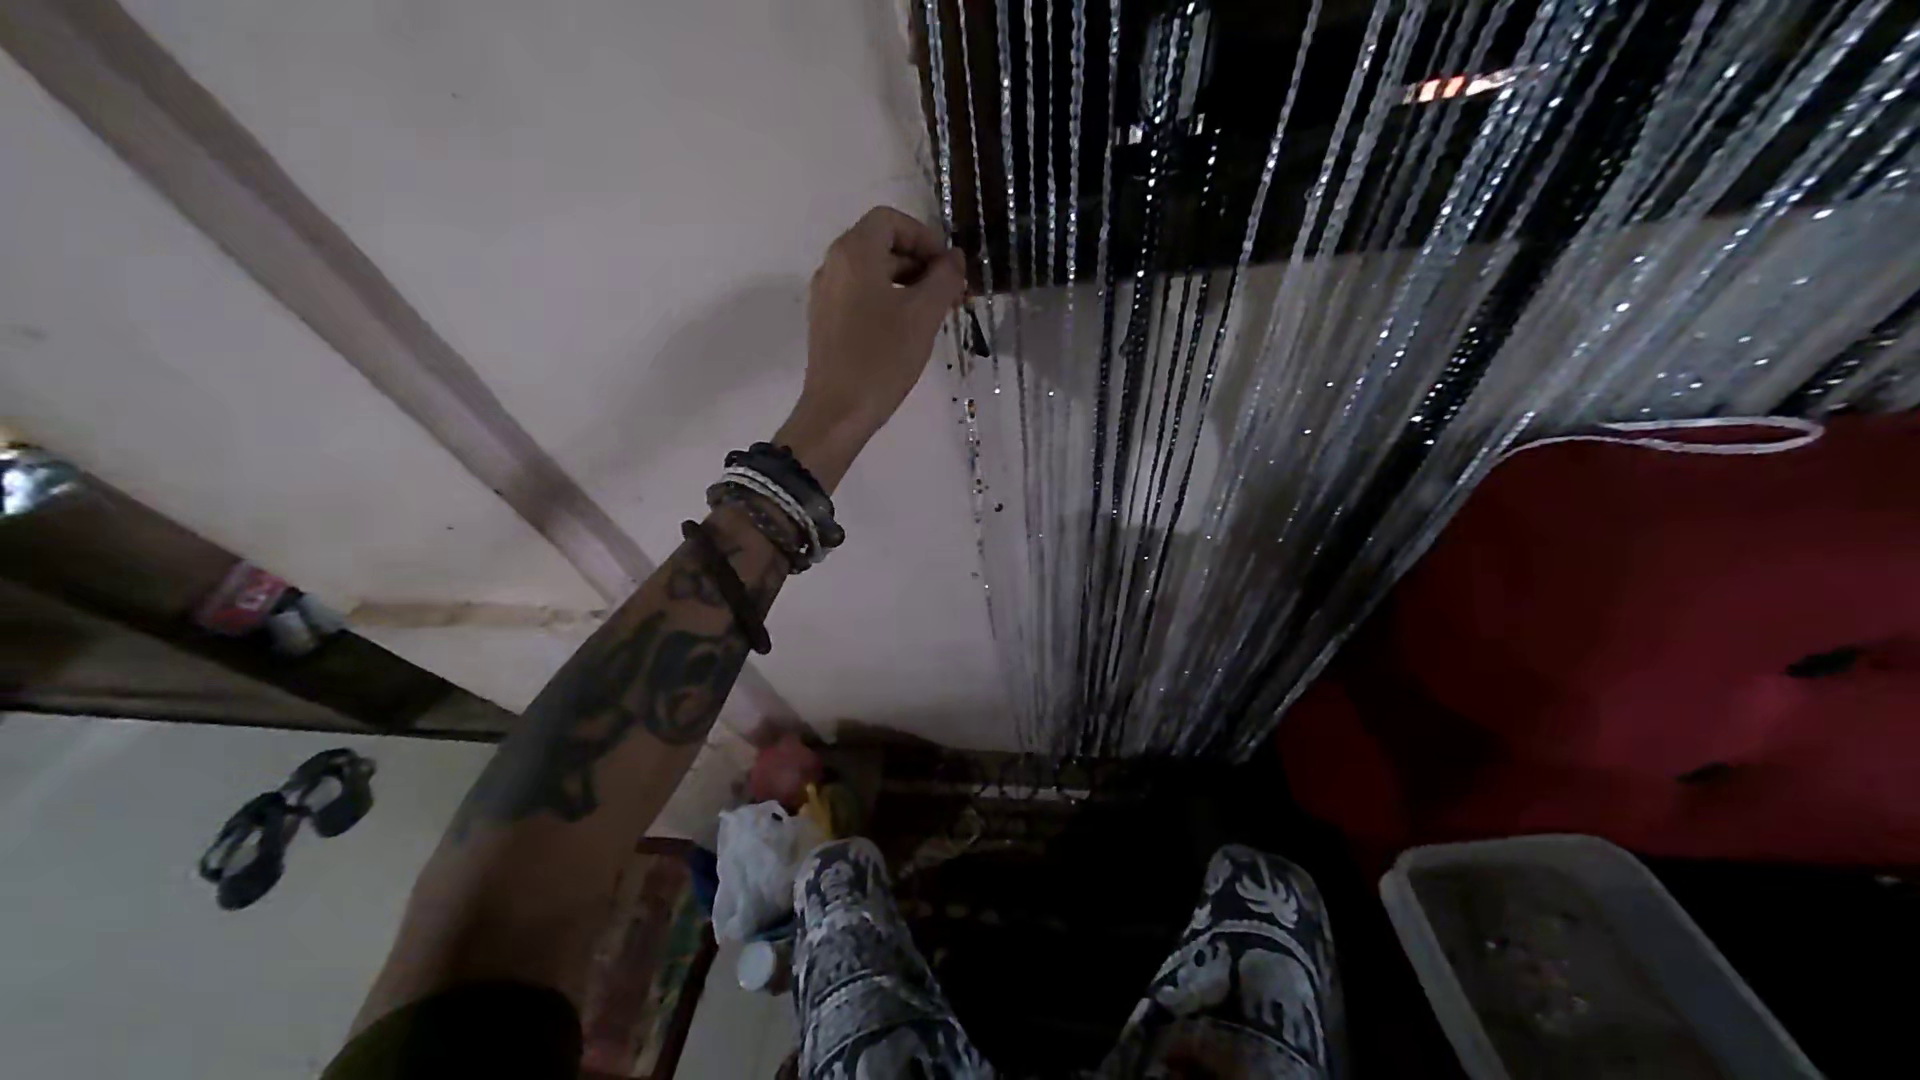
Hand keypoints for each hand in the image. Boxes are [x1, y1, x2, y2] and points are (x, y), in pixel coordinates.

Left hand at [776, 207, 966, 492]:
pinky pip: (860, 295)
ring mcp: (826, 294)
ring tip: (936, 313)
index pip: (891, 221)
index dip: (924, 237)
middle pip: (881, 245)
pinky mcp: (826, 321)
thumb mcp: (923, 316)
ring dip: (907, 283)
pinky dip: (888, 300)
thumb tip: (954, 258)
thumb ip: (944, 278)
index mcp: (854, 254)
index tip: (948, 267)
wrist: (838, 411)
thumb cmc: (882, 359)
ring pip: (872, 272)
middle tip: (952, 293)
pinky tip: (908, 329)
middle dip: (920, 263)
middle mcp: (833, 265)